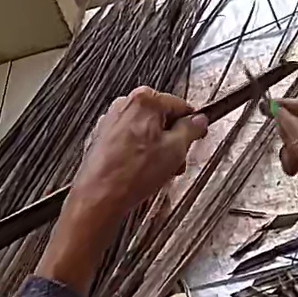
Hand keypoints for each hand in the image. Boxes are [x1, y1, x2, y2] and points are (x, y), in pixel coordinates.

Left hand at [40, 87, 208, 291]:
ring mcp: (110, 122)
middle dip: (172, 140)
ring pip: (145, 131)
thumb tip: (198, 121)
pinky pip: (130, 142)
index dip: (192, 124)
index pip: (180, 105)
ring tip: (159, 172)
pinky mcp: (103, 139)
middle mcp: (124, 105)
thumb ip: (190, 129)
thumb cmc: (131, 173)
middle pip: (161, 118)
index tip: (197, 135)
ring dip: (157, 150)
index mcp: (144, 100)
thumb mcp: (175, 150)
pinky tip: (142, 173)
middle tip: (177, 160)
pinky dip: (139, 154)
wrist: (99, 196)